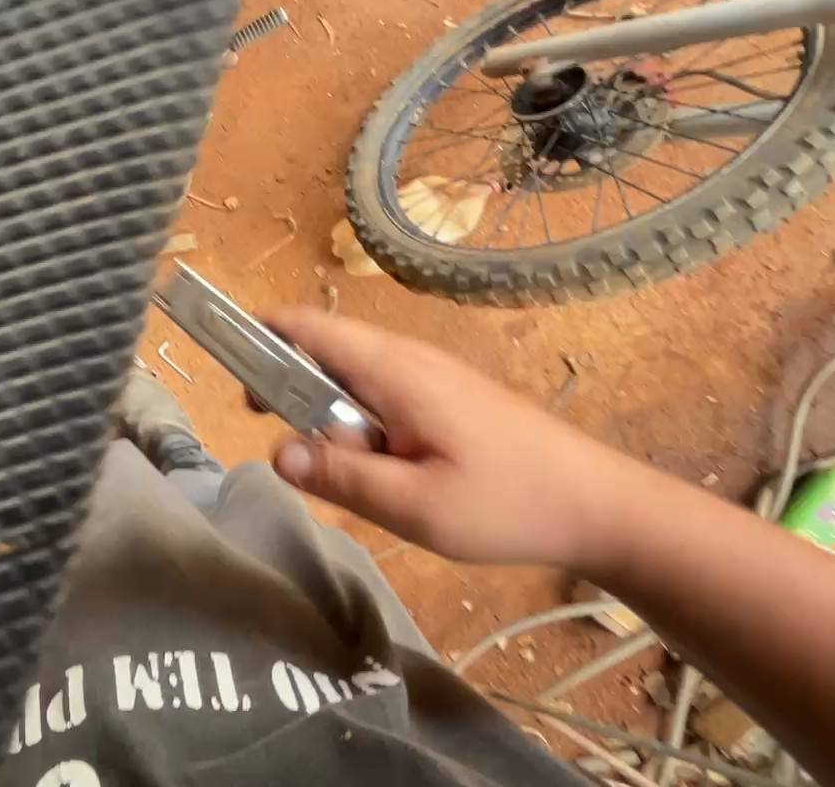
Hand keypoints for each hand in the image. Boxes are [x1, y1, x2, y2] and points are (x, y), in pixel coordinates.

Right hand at [265, 308, 651, 570]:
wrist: (605, 508)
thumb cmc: (510, 503)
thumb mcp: (416, 507)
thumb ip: (341, 477)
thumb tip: (276, 453)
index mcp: (392, 370)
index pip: (307, 326)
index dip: (259, 332)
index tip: (229, 363)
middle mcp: (405, 357)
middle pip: (321, 346)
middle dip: (284, 381)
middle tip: (275, 432)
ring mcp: (427, 372)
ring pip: (347, 370)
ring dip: (321, 406)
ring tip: (329, 460)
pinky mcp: (442, 392)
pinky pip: (375, 389)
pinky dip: (353, 416)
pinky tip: (374, 463)